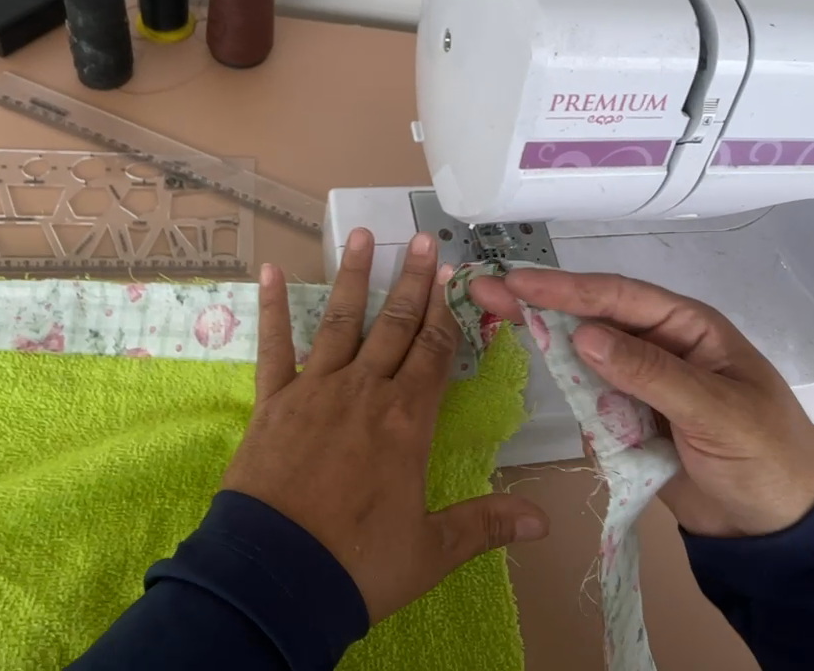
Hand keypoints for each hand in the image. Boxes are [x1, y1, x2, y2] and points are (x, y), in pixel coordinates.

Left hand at [222, 229, 550, 622]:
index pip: (436, 350)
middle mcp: (366, 390)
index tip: (457, 274)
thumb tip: (545, 523)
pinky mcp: (274, 401)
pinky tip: (268, 271)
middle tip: (424, 239)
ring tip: (366, 234)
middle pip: (396, 324)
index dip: (449, 311)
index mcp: (407, 419)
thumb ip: (485, 525)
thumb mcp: (430, 551)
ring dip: (356, 275)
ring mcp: (317, 389)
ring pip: (342, 320)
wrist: (273, 580)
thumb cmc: (358, 562)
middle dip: (414, 280)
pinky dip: (272, 308)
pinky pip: (274, 346)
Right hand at [468, 269, 813, 537]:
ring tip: (498, 326)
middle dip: (543, 305)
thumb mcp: (716, 411)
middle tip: (486, 289)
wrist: (780, 533)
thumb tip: (583, 334)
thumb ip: (649, 372)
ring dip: (551, 351)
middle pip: (592, 318)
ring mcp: (642, 383)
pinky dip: (575, 402)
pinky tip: (555, 391)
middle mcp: (659, 344)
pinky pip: (591, 403)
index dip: (566, 288)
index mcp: (687, 326)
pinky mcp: (631, 420)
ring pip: (585, 360)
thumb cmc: (766, 457)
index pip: (618, 297)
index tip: (518, 283)